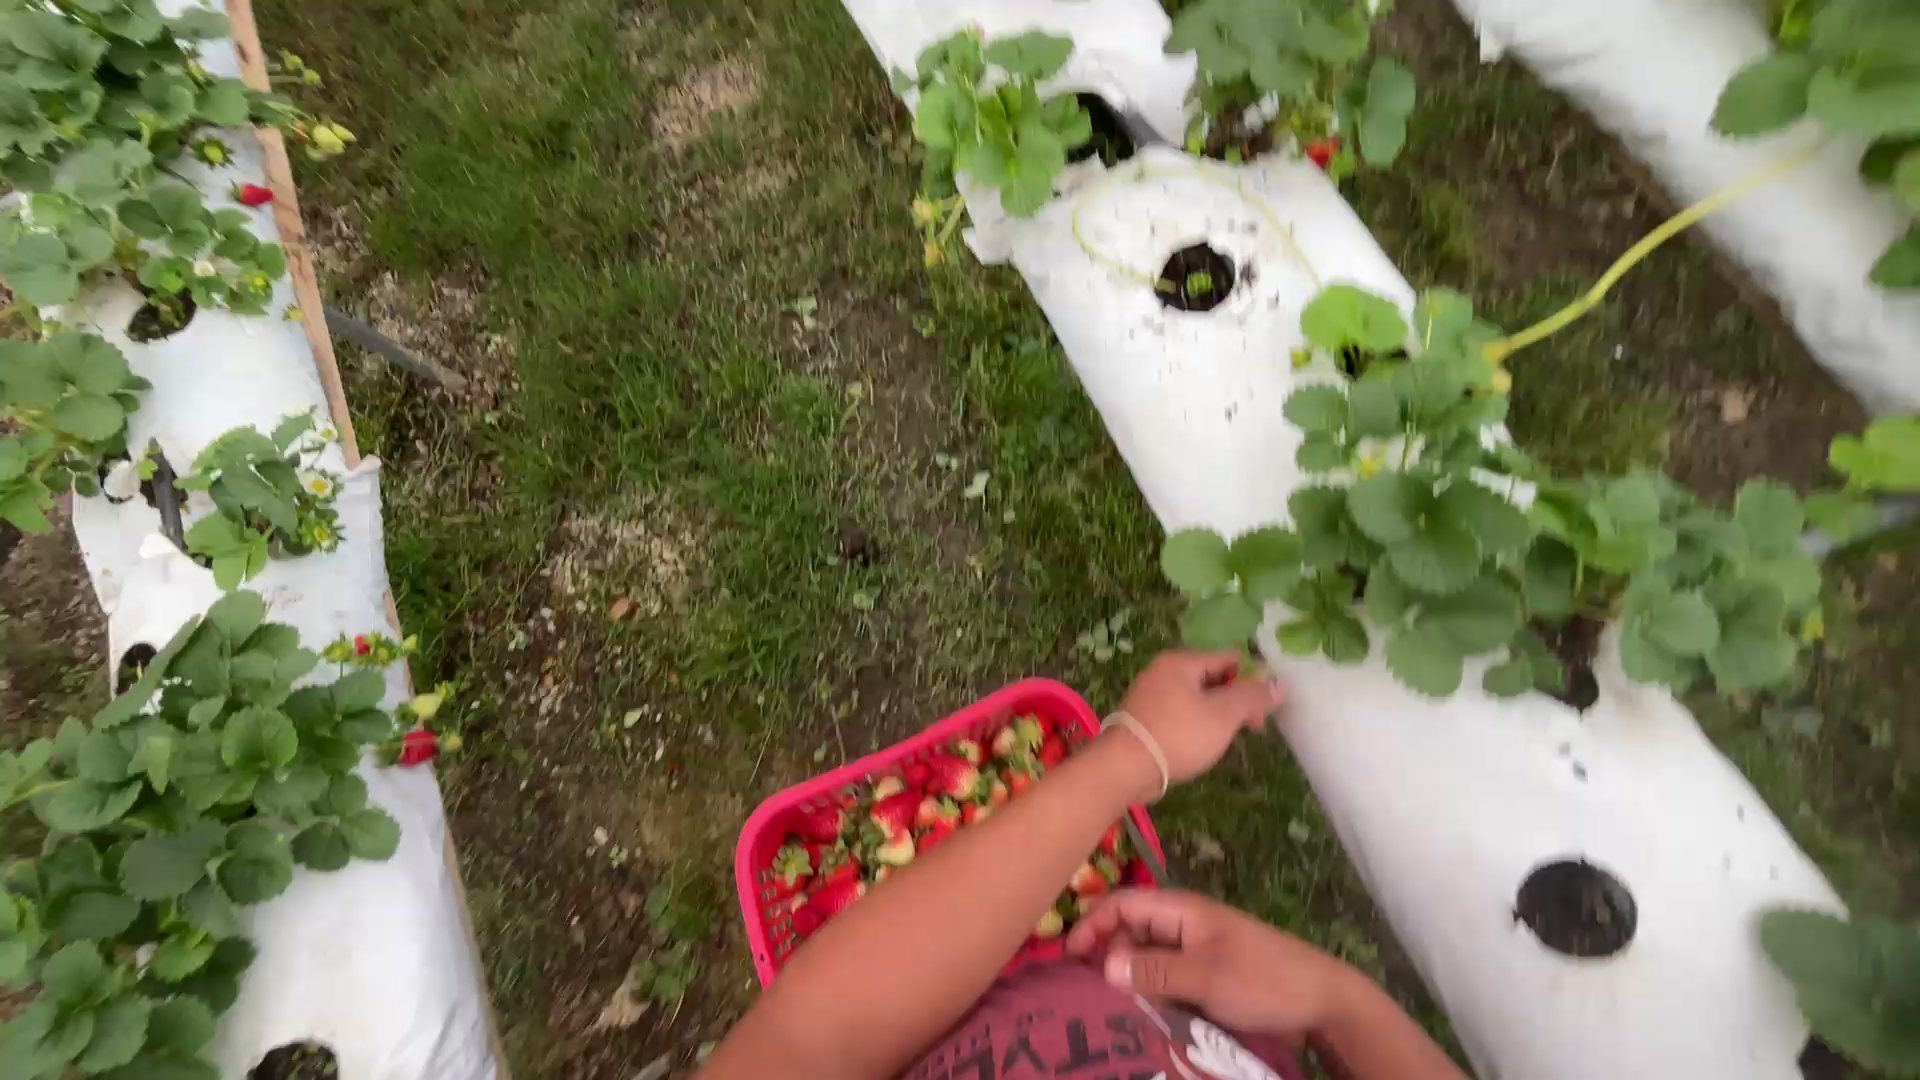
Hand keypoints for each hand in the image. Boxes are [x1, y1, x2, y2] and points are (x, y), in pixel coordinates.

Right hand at [1064, 889, 1358, 1040]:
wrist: (1323, 1000)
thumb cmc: (1263, 979)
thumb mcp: (1206, 976)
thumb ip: (1154, 969)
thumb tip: (1103, 964)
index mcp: (1180, 908)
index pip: (1122, 903)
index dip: (1091, 922)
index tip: (1068, 955)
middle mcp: (1182, 922)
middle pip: (1129, 927)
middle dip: (1104, 949)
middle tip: (1083, 986)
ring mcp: (1194, 947)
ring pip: (1145, 952)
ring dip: (1125, 971)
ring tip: (1103, 1001)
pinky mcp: (1205, 971)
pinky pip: (1164, 972)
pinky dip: (1147, 985)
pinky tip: (1138, 1008)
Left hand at [1114, 650, 1282, 784]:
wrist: (1125, 766)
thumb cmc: (1179, 735)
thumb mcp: (1223, 715)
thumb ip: (1252, 696)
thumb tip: (1277, 682)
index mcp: (1181, 661)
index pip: (1228, 658)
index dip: (1253, 680)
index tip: (1265, 710)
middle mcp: (1162, 670)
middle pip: (1212, 676)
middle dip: (1236, 699)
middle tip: (1252, 729)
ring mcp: (1150, 692)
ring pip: (1196, 695)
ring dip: (1217, 713)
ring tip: (1226, 738)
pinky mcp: (1144, 714)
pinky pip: (1180, 710)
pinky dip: (1196, 722)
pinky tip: (1201, 743)